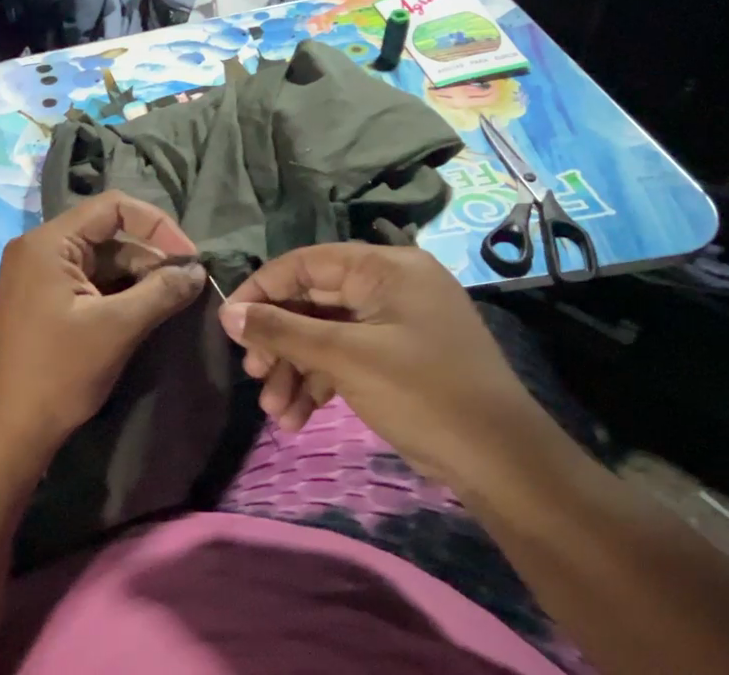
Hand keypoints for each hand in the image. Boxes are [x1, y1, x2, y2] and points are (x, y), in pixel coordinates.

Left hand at [0, 192, 207, 454]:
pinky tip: (144, 311)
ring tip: (172, 302)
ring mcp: (37, 274)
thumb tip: (197, 271)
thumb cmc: (61, 370)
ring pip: (100, 260)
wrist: (13, 424)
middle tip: (186, 289)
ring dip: (137, 277)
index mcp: (48, 243)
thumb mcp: (117, 327)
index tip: (189, 260)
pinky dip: (117, 292)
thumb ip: (160, 292)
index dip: (157, 226)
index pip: (112, 207)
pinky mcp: (42, 299)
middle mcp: (39, 249)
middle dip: (149, 257)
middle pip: (106, 234)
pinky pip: (87, 281)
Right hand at [218, 243, 559, 484]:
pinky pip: (342, 358)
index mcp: (386, 268)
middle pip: (310, 302)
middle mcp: (389, 287)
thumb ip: (282, 330)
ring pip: (322, 335)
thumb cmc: (424, 394)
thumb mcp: (345, 358)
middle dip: (277, 342)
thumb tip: (227, 313)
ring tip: (274, 410)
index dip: (261, 291)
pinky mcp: (395, 359)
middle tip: (253, 373)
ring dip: (293, 370)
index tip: (228, 324)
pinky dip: (317, 384)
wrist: (502, 464)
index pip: (305, 264)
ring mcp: (393, 325)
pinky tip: (295, 419)